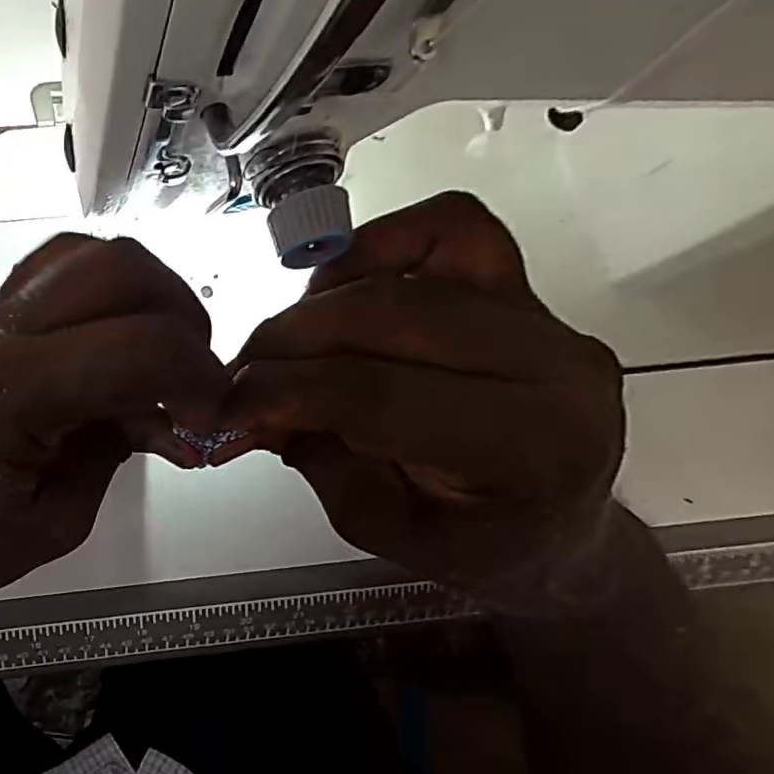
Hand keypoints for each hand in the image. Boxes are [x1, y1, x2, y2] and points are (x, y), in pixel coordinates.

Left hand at [0, 234, 229, 612]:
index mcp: (11, 391)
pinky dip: (100, 292)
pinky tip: (112, 346)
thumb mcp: (57, 519)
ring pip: (82, 254)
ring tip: (157, 354)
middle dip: (179, 314)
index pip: (138, 344)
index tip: (207, 417)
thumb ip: (116, 448)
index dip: (197, 377)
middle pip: (114, 268)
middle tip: (189, 377)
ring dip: (141, 292)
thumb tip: (167, 411)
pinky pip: (51, 273)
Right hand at [214, 192, 633, 615]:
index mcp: (522, 445)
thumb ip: (308, 454)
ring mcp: (540, 315)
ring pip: (407, 264)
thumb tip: (239, 405)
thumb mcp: (375, 526)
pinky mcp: (519, 286)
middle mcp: (549, 365)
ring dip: (316, 300)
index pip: (370, 392)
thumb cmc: (469, 545)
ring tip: (286, 345)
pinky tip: (336, 288)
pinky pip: (446, 228)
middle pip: (382, 314)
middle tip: (239, 378)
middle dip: (284, 342)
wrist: (554, 531)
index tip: (219, 408)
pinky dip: (376, 245)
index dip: (277, 391)